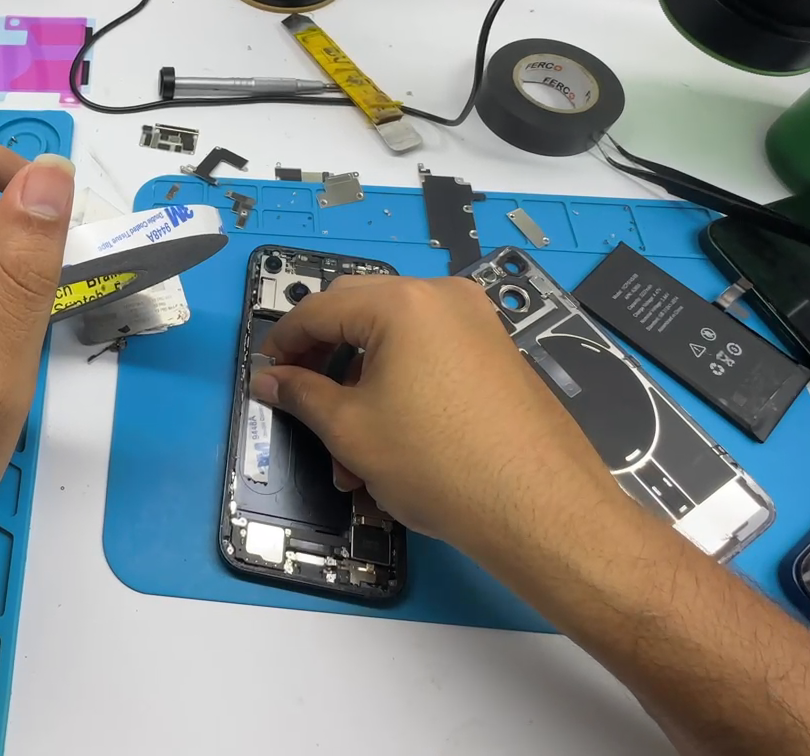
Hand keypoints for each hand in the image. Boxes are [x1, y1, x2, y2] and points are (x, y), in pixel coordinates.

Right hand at [252, 275, 630, 566]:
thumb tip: (268, 380)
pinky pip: (426, 351)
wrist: (544, 513)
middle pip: (356, 311)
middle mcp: (441, 297)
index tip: (265, 372)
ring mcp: (474, 321)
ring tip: (343, 442)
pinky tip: (385, 434)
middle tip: (296, 392)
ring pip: (391, 336)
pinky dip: (395, 381)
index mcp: (401, 302)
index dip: (283, 341)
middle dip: (320, 355)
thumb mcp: (350, 428)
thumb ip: (299, 393)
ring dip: (357, 378)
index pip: (319, 308)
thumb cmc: (437, 463)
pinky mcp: (494, 350)